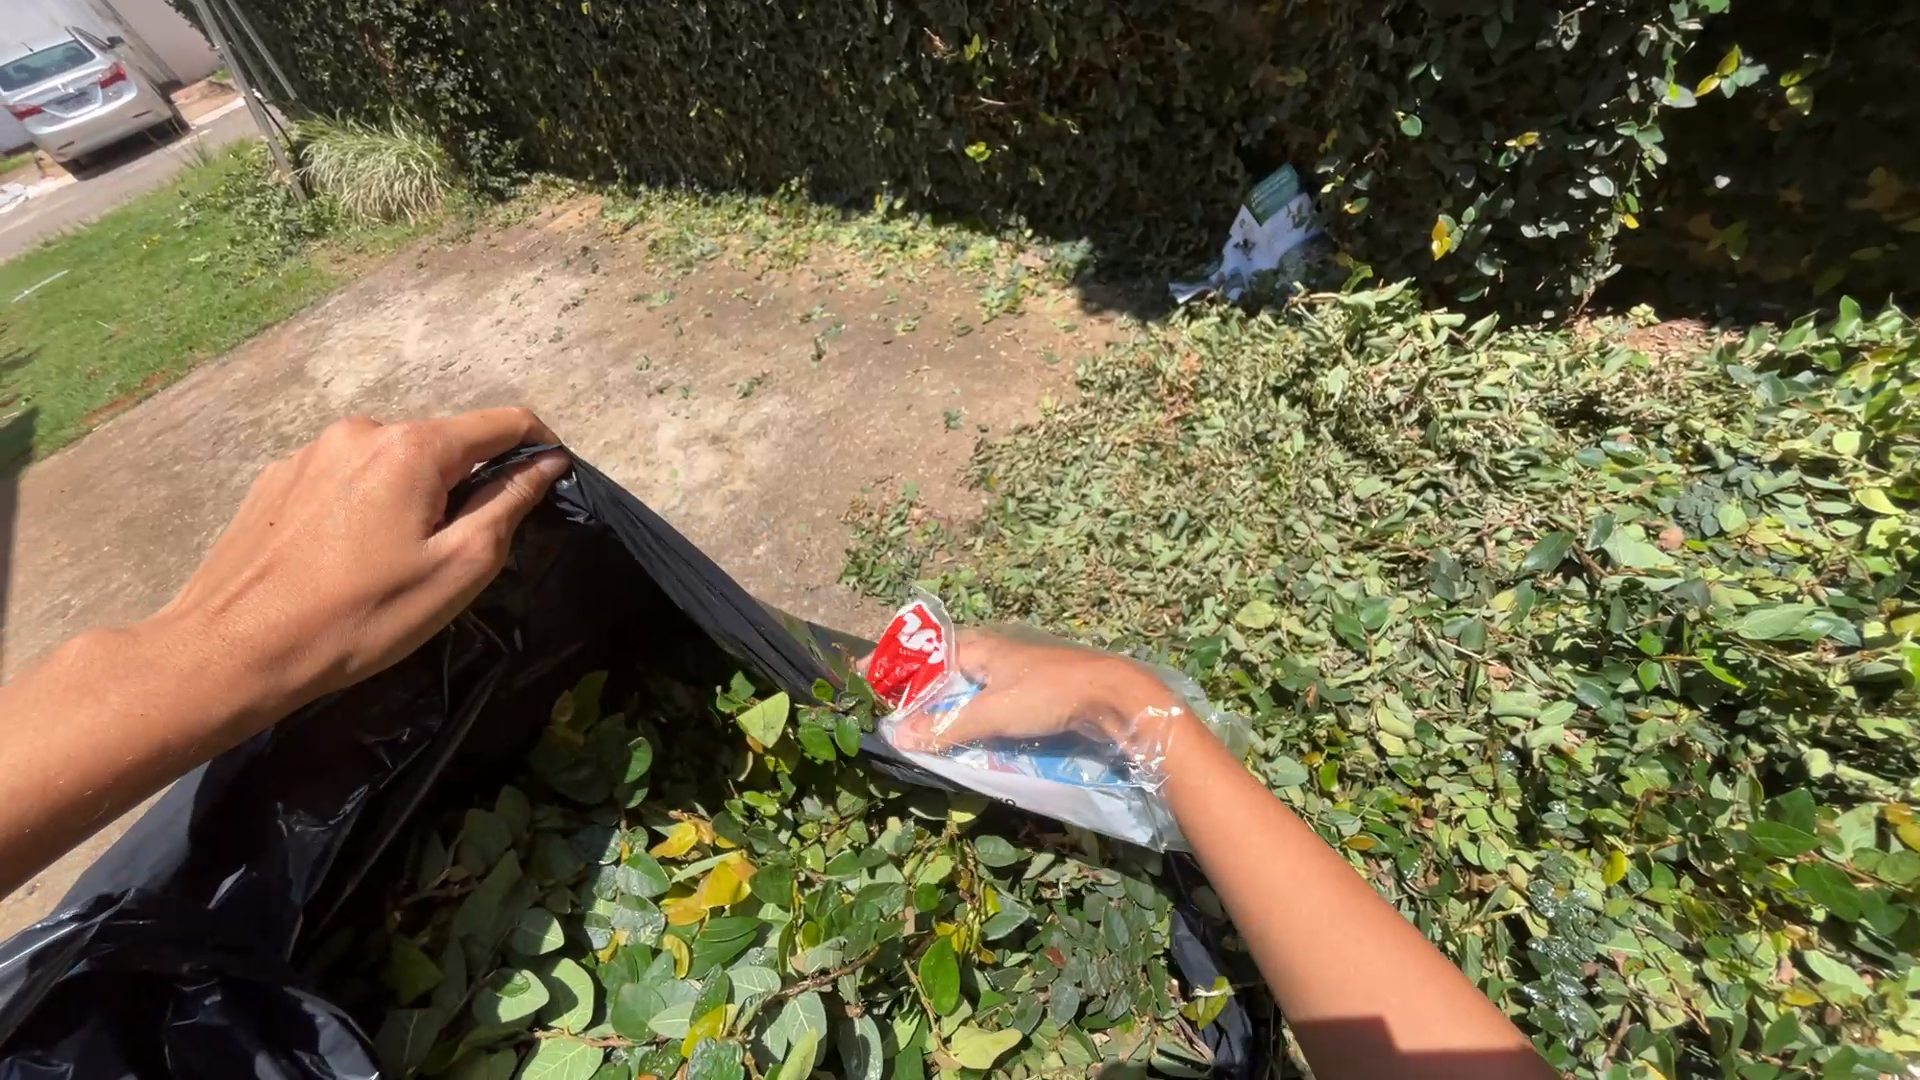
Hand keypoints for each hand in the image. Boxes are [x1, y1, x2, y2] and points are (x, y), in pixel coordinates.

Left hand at [153, 407, 569, 724]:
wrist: (234, 651)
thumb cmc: (368, 611)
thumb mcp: (465, 562)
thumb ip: (512, 500)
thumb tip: (549, 461)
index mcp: (414, 447)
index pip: (505, 423)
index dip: (542, 447)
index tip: (552, 483)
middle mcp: (363, 431)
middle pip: (451, 442)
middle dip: (475, 481)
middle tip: (468, 545)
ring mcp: (313, 451)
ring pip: (401, 460)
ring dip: (426, 492)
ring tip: (408, 553)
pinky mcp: (280, 478)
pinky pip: (356, 475)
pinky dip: (380, 500)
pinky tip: (359, 551)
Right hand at [872, 628, 1185, 760]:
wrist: (1111, 695)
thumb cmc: (1049, 694)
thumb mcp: (993, 713)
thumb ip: (947, 726)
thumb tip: (899, 735)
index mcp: (976, 647)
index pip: (922, 653)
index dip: (892, 664)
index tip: (861, 674)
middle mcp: (989, 652)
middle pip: (939, 668)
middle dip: (912, 686)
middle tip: (885, 706)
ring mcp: (1009, 669)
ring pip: (962, 684)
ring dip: (938, 701)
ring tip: (913, 721)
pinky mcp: (1026, 688)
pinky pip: (982, 696)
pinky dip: (963, 710)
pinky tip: (957, 727)